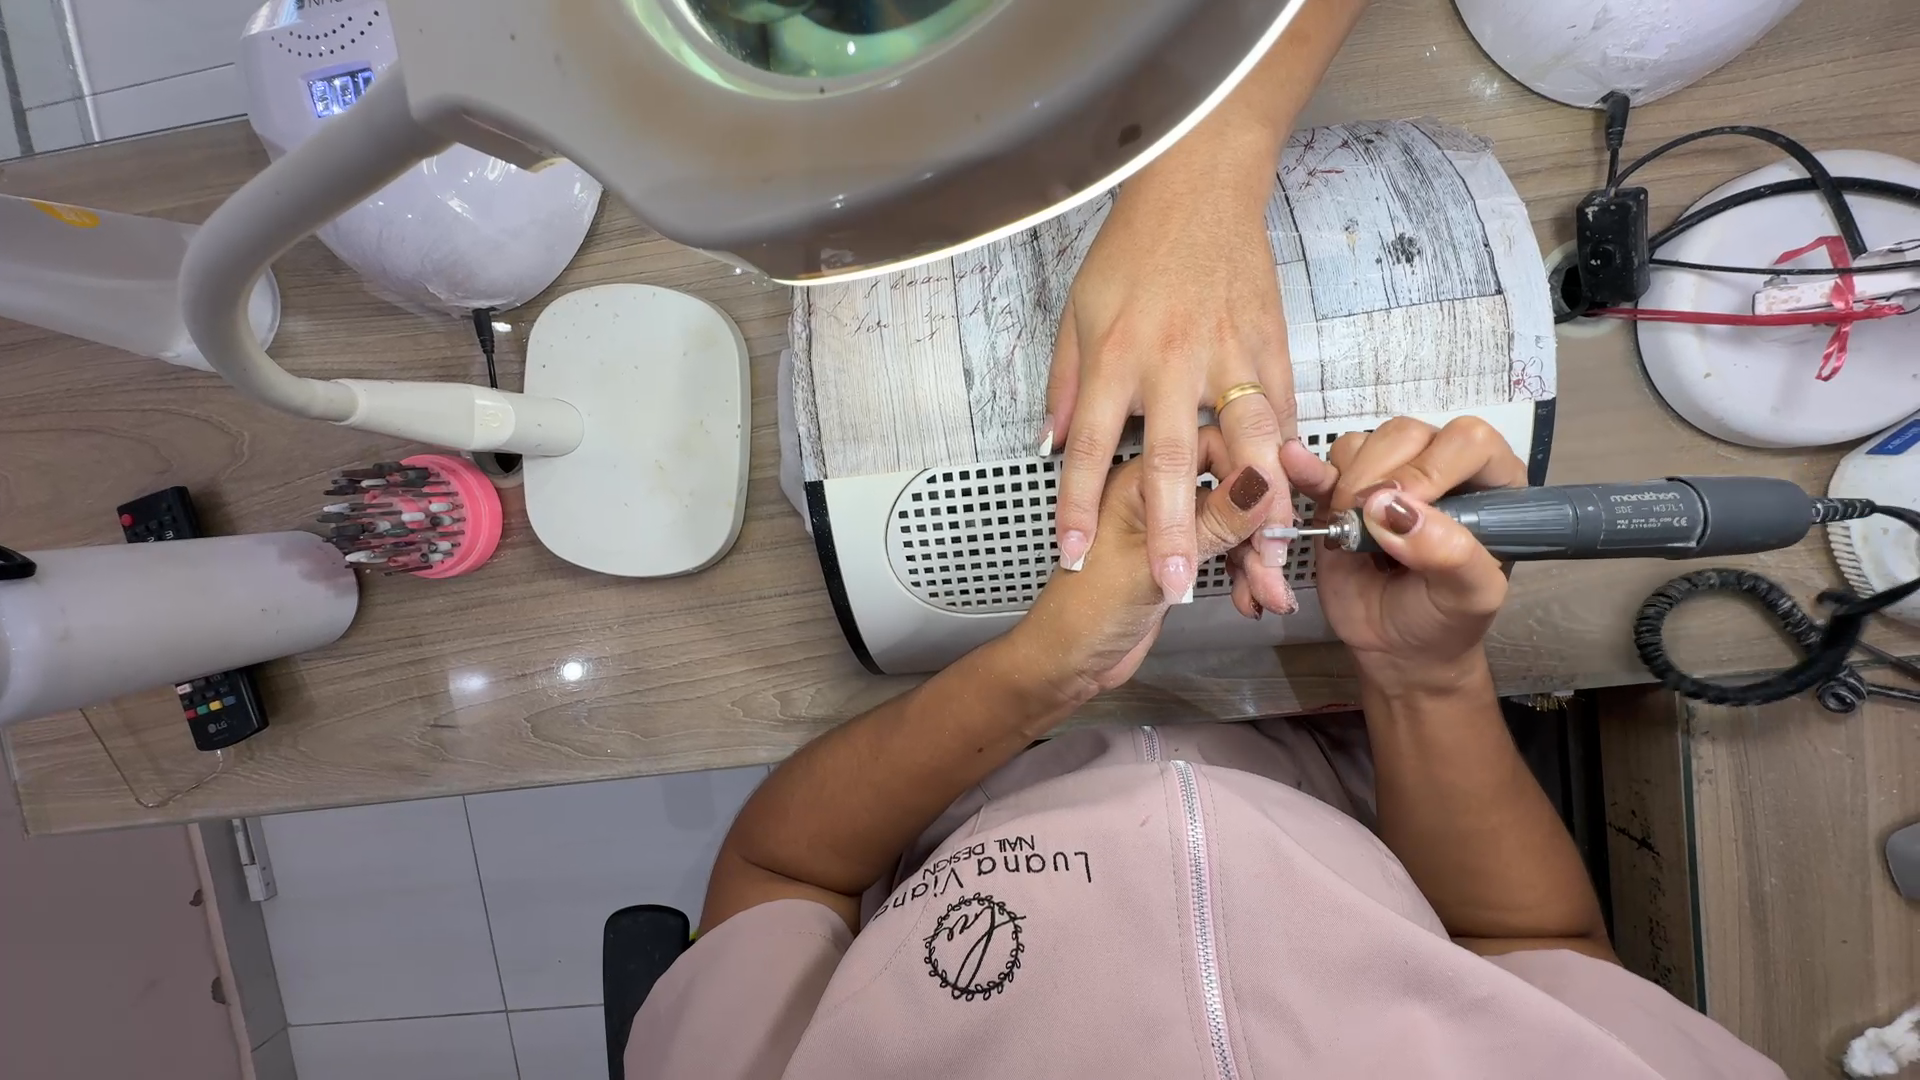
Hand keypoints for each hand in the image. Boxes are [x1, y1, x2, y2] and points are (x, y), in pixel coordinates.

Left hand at [1014, 428, 1279, 701]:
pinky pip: (1225, 554)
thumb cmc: (1087, 610)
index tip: (1274, 513)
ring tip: (1269, 596)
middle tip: (1273, 566)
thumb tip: (1262, 478)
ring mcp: (1169, 527)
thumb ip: (1211, 523)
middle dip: (1258, 528)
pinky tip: (1252, 599)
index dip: (1249, 475)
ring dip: (1255, 561)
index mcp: (1139, 480)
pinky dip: (1243, 575)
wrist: (1068, 661)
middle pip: (1228, 490)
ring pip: (1231, 527)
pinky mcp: (1179, 558)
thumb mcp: (1153, 566)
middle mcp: (1156, 494)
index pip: (1211, 447)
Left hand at [1042, 147, 1298, 618]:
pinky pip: (1279, 410)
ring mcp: (1226, 354)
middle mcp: (1169, 363)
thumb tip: (1049, 443)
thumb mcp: (1075, 312)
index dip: (1075, 506)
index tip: (1070, 554)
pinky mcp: (1270, 344)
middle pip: (1167, 460)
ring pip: (1244, 440)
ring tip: (1258, 556)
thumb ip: (1063, 385)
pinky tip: (1289, 498)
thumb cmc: (1130, 250)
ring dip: (1250, 504)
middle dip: (1171, 530)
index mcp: (1112, 358)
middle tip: (1171, 585)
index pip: (1085, 448)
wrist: (1199, 183)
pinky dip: (1285, 458)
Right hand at [1278, 417, 1527, 692]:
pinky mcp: (1341, 491)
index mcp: (1490, 484)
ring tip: (1347, 529)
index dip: (1429, 469)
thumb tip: (1389, 508)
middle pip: (1405, 434)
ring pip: (1362, 444)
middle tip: (1366, 526)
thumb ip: (1447, 552)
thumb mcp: (1469, 595)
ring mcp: (1386, 478)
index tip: (1404, 515)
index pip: (1466, 442)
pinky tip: (1298, 473)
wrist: (1395, 645)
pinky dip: (1307, 470)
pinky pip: (1323, 462)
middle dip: (1379, 477)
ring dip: (1348, 481)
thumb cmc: (1443, 619)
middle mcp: (1439, 469)